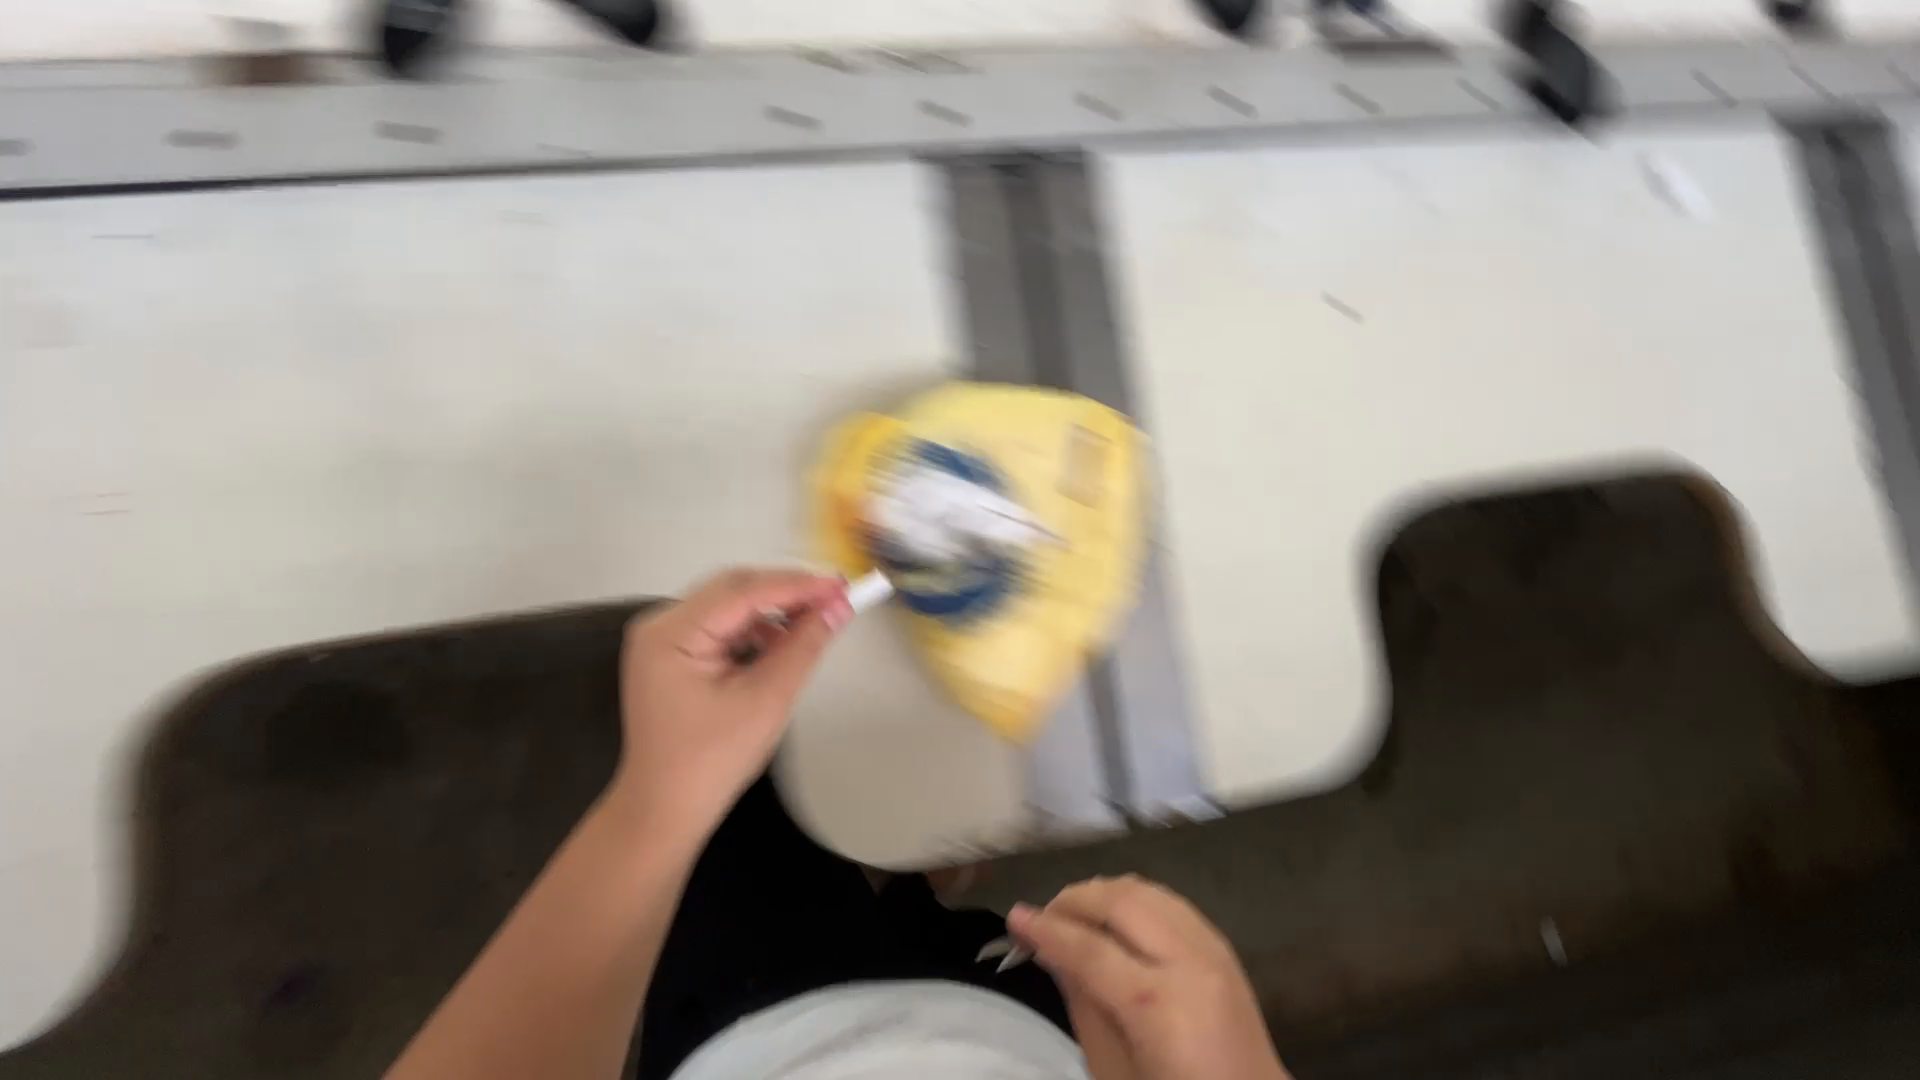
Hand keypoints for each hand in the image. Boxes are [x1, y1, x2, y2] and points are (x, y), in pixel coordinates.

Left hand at [612, 567, 851, 833]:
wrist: (665, 811)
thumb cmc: (713, 760)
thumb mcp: (767, 699)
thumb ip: (804, 646)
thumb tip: (840, 606)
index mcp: (671, 633)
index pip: (743, 591)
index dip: (797, 585)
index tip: (842, 585)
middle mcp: (660, 624)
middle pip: (733, 589)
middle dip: (786, 592)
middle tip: (835, 598)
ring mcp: (664, 639)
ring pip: (729, 605)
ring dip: (773, 610)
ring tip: (814, 623)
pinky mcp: (674, 655)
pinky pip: (722, 626)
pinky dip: (756, 630)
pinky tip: (782, 645)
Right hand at [1008, 875, 1289, 1079]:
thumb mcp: (1113, 1069)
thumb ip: (1082, 1003)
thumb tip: (1053, 951)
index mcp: (1158, 1006)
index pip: (1089, 949)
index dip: (1046, 930)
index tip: (1015, 918)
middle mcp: (1189, 963)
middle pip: (1120, 902)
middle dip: (1074, 900)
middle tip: (1044, 916)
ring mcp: (1212, 949)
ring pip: (1146, 890)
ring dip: (1103, 893)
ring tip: (1074, 914)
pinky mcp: (1222, 946)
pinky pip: (1169, 901)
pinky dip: (1134, 898)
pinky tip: (1114, 916)